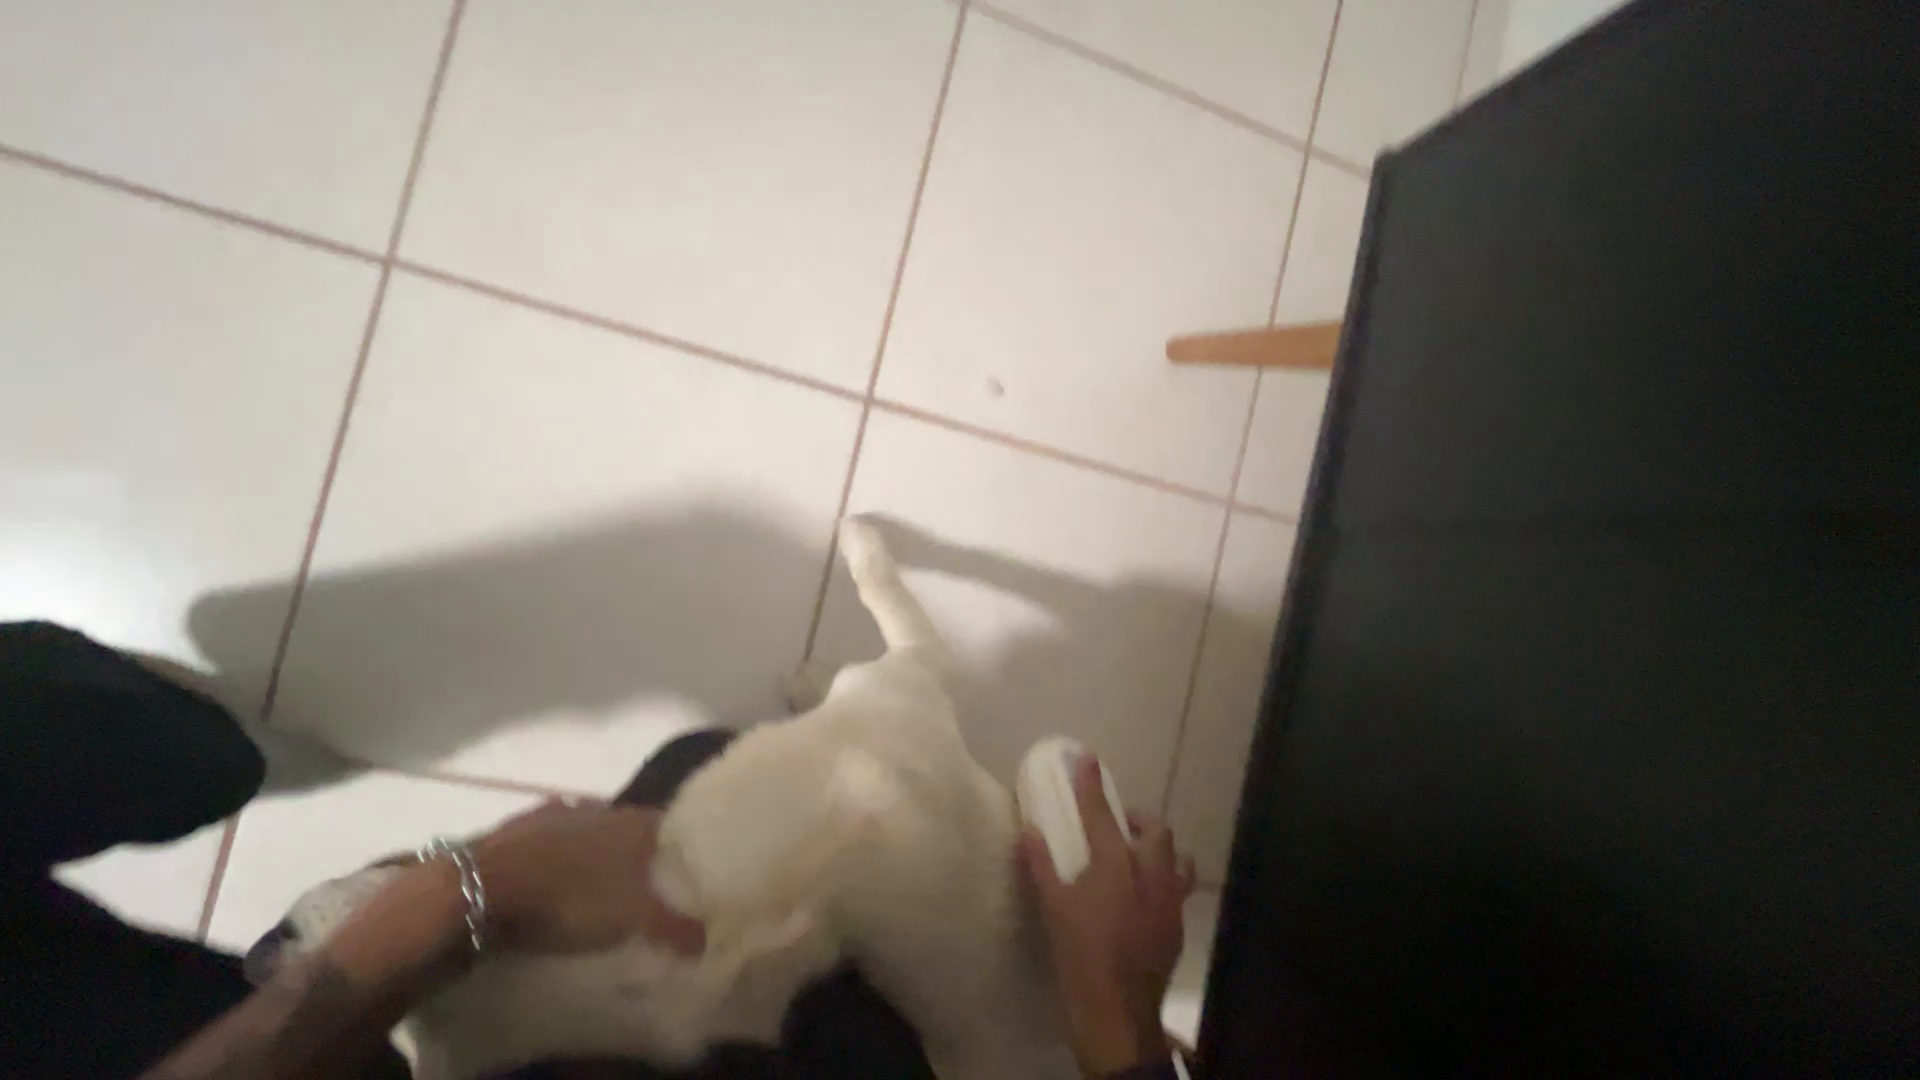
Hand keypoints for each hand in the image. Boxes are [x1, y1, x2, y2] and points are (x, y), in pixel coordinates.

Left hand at [472, 800, 705, 955]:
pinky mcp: (521, 823)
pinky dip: (557, 854)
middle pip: (631, 827)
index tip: (686, 868)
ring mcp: (560, 811)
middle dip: (637, 851)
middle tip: (642, 882)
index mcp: (637, 821)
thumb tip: (707, 939)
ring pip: (590, 830)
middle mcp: (605, 807)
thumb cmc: (572, 896)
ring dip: (594, 850)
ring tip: (596, 883)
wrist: (484, 885)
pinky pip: (552, 838)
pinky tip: (552, 878)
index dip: (681, 846)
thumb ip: (673, 926)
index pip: (673, 825)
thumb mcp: (632, 918)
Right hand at [1020, 755, 1194, 1077]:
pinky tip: (1147, 895)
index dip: (1091, 782)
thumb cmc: (1079, 952)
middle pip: (1155, 829)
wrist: (1117, 1008)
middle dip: (1139, 819)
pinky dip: (1165, 881)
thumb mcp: (1052, 906)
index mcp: (1114, 862)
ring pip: (1177, 857)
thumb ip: (1041, 864)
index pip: (1100, 811)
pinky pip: (1178, 888)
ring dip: (1160, 850)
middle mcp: (1148, 872)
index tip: (1087, 758)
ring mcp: (1169, 898)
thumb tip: (1028, 830)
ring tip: (1141, 857)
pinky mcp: (1177, 923)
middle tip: (1120, 825)